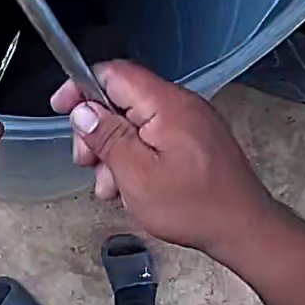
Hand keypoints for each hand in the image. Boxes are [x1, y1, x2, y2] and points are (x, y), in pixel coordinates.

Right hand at [51, 61, 276, 255]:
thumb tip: (82, 111)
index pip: (114, 74)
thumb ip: (107, 137)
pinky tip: (132, 187)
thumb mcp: (136, 175)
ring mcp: (189, 123)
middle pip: (120, 100)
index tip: (62, 107)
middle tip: (89, 164)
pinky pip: (152, 138)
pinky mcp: (193, 141)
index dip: (81, 88)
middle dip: (96, 131)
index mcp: (167, 105)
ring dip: (113, 153)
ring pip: (133, 123)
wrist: (243, 230)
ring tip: (114, 188)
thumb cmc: (194, 207)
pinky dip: (134, 159)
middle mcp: (180, 105)